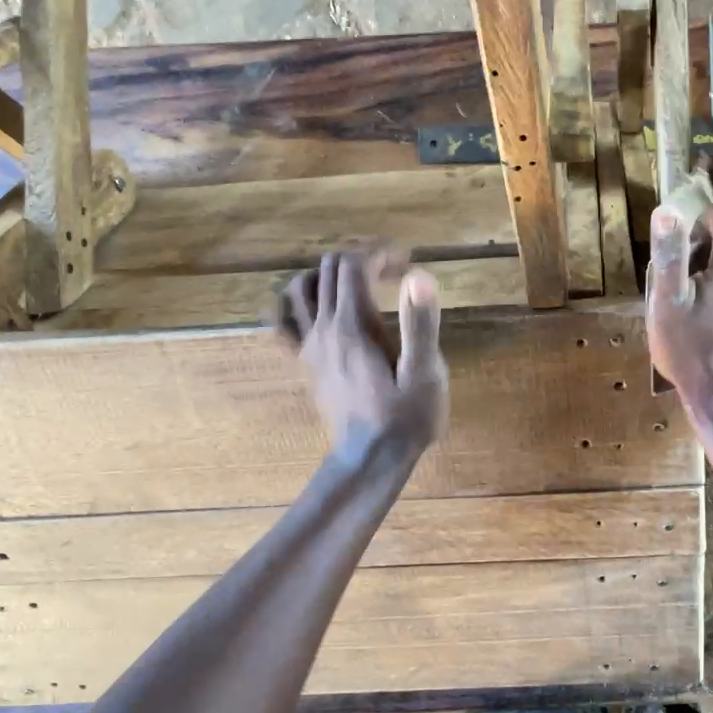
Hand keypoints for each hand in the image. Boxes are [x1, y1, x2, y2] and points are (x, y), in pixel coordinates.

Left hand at [279, 250, 447, 450]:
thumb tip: (418, 276)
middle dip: (360, 258)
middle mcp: (325, 328)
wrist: (370, 459)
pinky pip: (287, 320)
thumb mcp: (425, 373)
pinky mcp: (306, 363)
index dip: (380, 253)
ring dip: (328, 275)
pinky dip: (300, 303)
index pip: (354, 265)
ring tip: (360, 283)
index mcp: (354, 326)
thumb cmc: (406, 418)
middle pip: (329, 269)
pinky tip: (321, 310)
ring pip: (300, 288)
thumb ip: (420, 324)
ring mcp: (309, 346)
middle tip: (393, 270)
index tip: (407, 261)